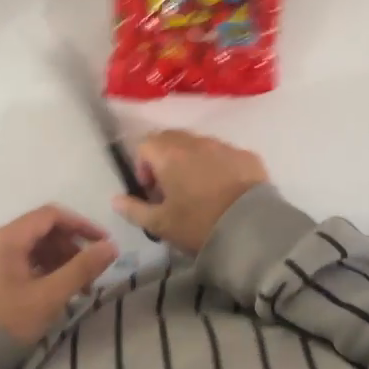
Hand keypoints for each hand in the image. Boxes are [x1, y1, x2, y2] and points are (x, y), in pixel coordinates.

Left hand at [0, 205, 119, 343]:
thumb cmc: (10, 319)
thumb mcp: (50, 295)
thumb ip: (81, 269)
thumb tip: (110, 247)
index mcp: (10, 238)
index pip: (52, 215)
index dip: (81, 225)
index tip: (103, 244)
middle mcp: (0, 241)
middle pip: (44, 231)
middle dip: (72, 248)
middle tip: (90, 273)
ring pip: (36, 248)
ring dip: (61, 261)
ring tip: (78, 288)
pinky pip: (26, 262)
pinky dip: (46, 270)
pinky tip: (57, 291)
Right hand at [112, 131, 268, 253]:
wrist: (252, 230)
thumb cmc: (198, 224)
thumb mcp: (160, 225)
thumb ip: (134, 210)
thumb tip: (116, 200)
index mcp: (169, 155)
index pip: (145, 143)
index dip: (142, 165)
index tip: (151, 189)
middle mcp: (196, 143)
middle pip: (172, 139)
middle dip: (165, 159)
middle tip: (171, 189)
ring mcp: (225, 146)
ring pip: (200, 145)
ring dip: (192, 161)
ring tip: (198, 191)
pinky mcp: (248, 157)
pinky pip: (225, 154)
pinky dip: (218, 166)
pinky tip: (224, 191)